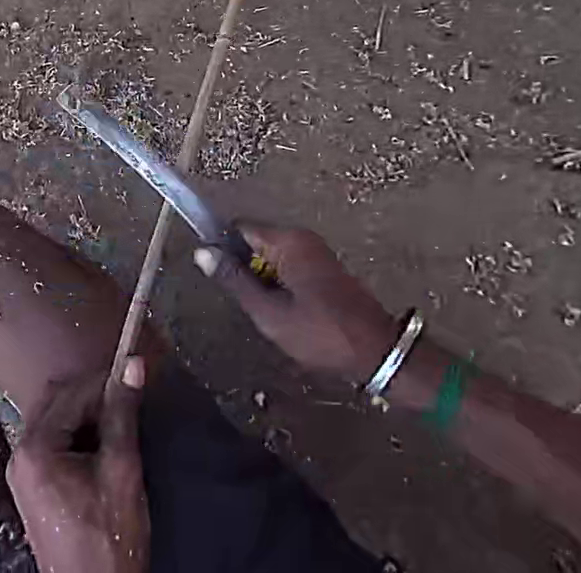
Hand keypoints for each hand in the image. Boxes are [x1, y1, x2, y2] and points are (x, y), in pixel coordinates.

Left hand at [7, 357, 149, 572]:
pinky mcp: (33, 485)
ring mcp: (23, 472)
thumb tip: (133, 365)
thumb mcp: (121, 470)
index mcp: (36, 449)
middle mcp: (21, 454)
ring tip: (119, 420)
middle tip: (127, 398)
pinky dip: (77, 433)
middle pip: (58, 401)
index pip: (73, 393)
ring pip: (56, 418)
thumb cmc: (108, 540)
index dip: (105, 382)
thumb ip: (123, 413)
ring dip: (87, 414)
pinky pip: (53, 440)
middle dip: (93, 396)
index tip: (134, 376)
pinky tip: (103, 442)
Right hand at [196, 222, 397, 384]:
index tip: (222, 279)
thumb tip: (202, 252)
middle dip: (246, 268)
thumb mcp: (269, 313)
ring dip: (263, 279)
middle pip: (255, 241)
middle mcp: (301, 237)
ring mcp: (315, 251)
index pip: (239, 228)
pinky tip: (287, 312)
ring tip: (271, 312)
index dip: (224, 249)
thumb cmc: (320, 333)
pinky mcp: (323, 266)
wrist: (377, 352)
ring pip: (270, 256)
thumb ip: (234, 280)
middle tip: (252, 304)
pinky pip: (288, 265)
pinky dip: (280, 283)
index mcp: (287, 241)